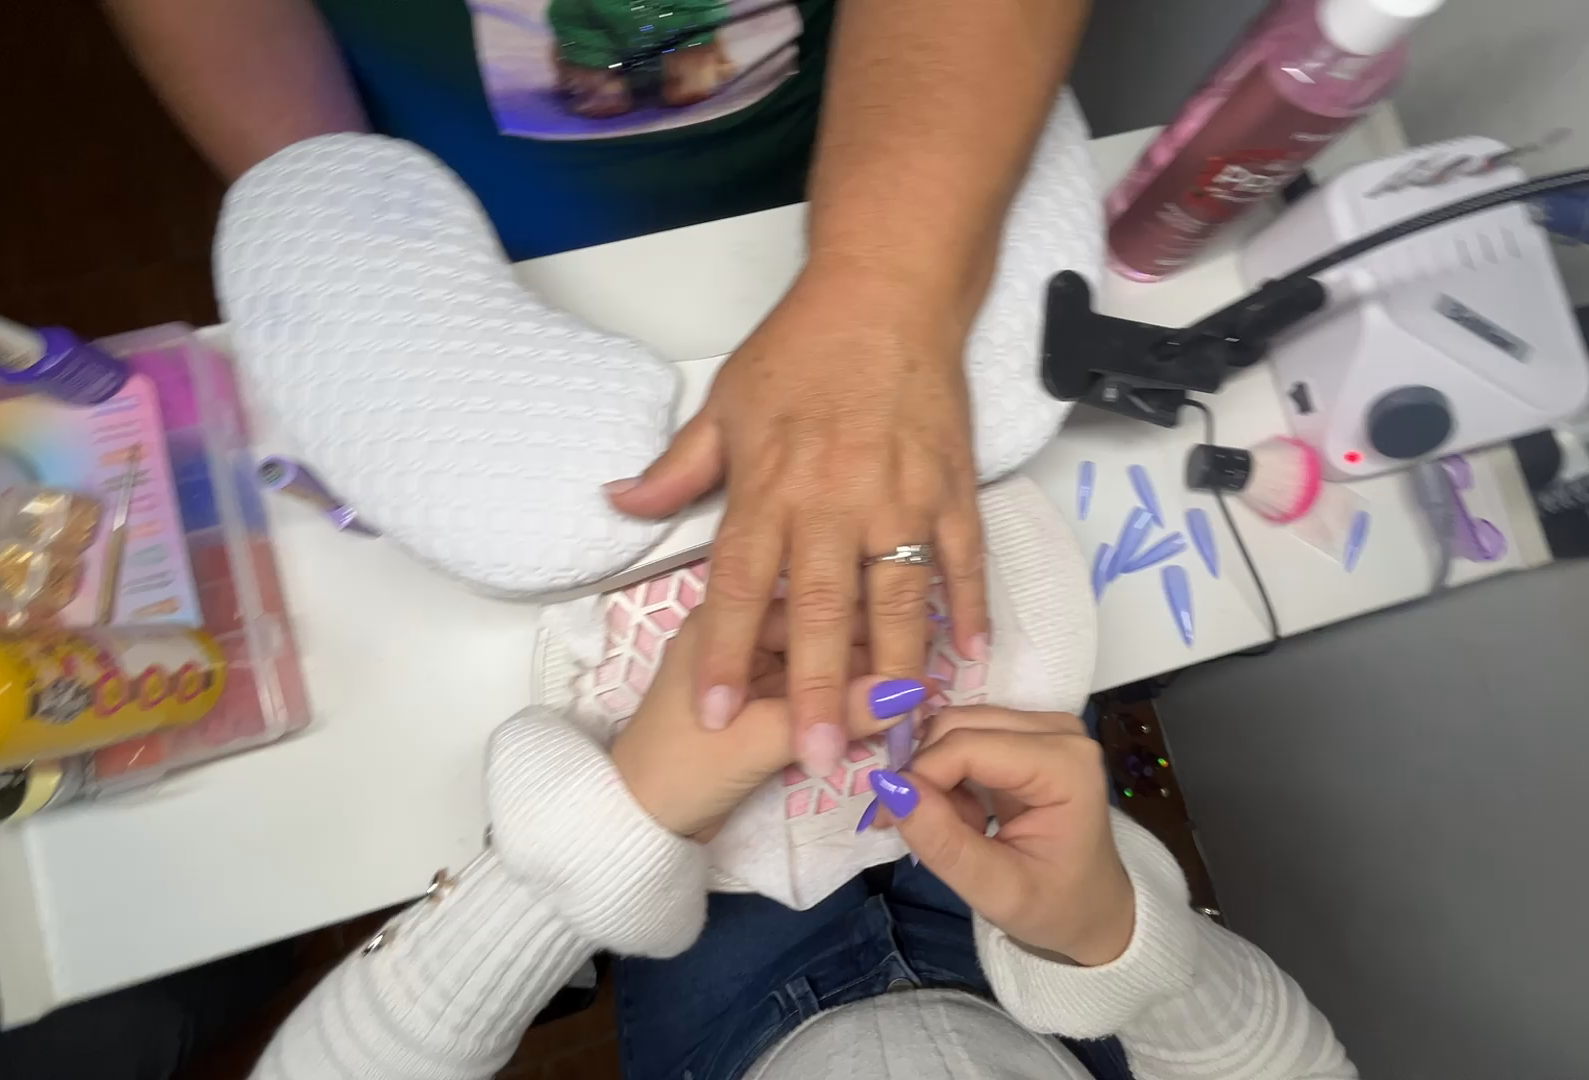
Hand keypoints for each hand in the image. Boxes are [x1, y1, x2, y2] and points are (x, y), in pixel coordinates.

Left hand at [606, 263, 989, 776]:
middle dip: (817, 689)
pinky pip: (963, 557)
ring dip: (897, 667)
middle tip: (815, 759)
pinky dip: (969, 607)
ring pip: (899, 596)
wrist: (883, 295)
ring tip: (895, 729)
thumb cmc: (799, 352)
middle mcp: (834, 500)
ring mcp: (901, 496)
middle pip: (822, 608)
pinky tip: (971, 656)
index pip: (740, 584)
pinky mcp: (952, 486)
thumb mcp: (724, 404)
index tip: (716, 713)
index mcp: (771, 485)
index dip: (726, 652)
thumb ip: (676, 468)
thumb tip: (617, 504)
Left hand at [611, 605, 909, 838]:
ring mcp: (752, 668)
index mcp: (723, 619)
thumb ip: (829, 716)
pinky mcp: (761, 703)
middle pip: (818, 631)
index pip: (806, 606)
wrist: (634, 829)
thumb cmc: (681, 771)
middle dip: (867, 655)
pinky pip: (814, 692)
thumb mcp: (755, 741)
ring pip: (820, 662)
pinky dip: (844, 703)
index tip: (915, 639)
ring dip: (860, 681)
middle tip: (921, 673)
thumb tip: (906, 694)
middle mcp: (740, 632)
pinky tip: (883, 712)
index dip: (861, 624)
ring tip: (912, 695)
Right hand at [862, 706, 1134, 965]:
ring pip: (953, 725)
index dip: (920, 777)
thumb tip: (889, 788)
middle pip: (957, 724)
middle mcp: (1058, 729)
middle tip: (918, 826)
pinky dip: (948, 771)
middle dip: (925, 774)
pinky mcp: (1025, 730)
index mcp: (1065, 764)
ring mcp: (1042, 724)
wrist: (1094, 909)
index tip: (890, 821)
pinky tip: (963, 810)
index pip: (966, 746)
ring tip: (950, 824)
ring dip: (935, 774)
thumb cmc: (1056, 907)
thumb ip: (944, 842)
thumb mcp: (998, 893)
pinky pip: (963, 733)